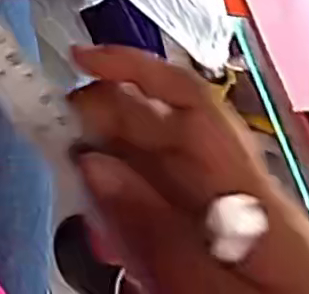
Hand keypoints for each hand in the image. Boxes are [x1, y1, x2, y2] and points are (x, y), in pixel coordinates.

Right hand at [69, 46, 308, 293]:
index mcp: (248, 195)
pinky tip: (116, 239)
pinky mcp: (235, 251)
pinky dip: (134, 215)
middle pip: (161, 129)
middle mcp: (242, 196)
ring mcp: (239, 224)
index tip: (80, 56)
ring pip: (158, 170)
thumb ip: (155, 233)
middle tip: (60, 143)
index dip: (131, 65)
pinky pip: (171, 211)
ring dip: (112, 176)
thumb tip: (95, 163)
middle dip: (103, 124)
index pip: (186, 99)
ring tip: (85, 205)